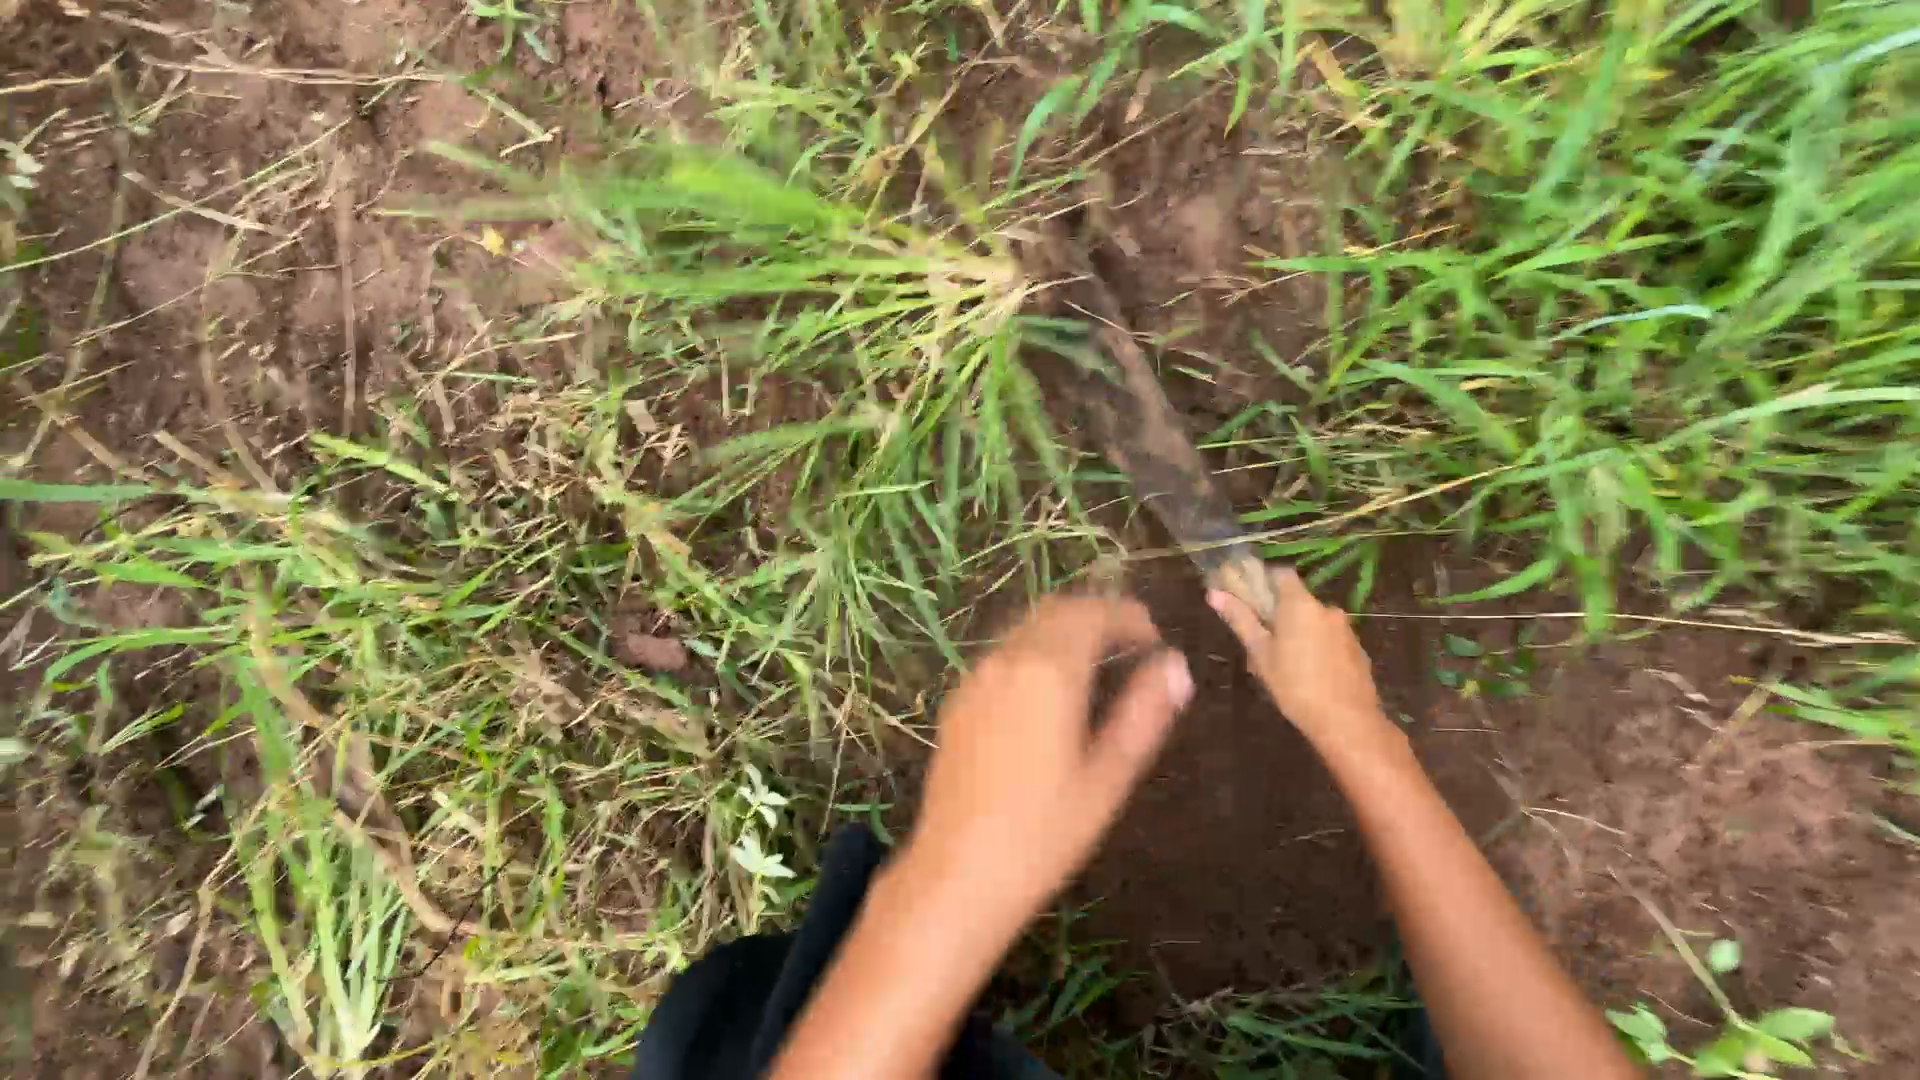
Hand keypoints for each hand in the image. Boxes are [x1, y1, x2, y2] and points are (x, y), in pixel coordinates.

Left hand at [900, 592, 1191, 934]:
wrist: (956, 872)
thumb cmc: (1043, 834)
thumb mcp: (1107, 779)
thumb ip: (1144, 714)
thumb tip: (1175, 667)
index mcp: (1049, 673)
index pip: (1091, 613)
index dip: (1127, 615)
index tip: (1153, 638)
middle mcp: (1007, 661)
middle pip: (1055, 609)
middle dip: (1096, 614)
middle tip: (1131, 643)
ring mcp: (975, 678)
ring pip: (1024, 627)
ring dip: (1063, 628)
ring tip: (1098, 661)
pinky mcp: (957, 700)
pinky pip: (1001, 653)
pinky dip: (1033, 649)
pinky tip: (1050, 688)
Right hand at [1208, 566, 1402, 761]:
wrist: (1347, 721)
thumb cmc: (1294, 685)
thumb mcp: (1260, 653)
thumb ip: (1240, 619)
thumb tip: (1214, 593)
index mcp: (1300, 604)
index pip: (1281, 574)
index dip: (1264, 580)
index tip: (1249, 598)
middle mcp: (1326, 609)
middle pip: (1298, 600)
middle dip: (1279, 614)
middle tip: (1262, 642)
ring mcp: (1346, 629)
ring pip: (1314, 621)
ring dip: (1299, 632)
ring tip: (1284, 663)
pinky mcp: (1357, 649)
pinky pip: (1331, 639)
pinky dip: (1318, 647)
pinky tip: (1309, 674)